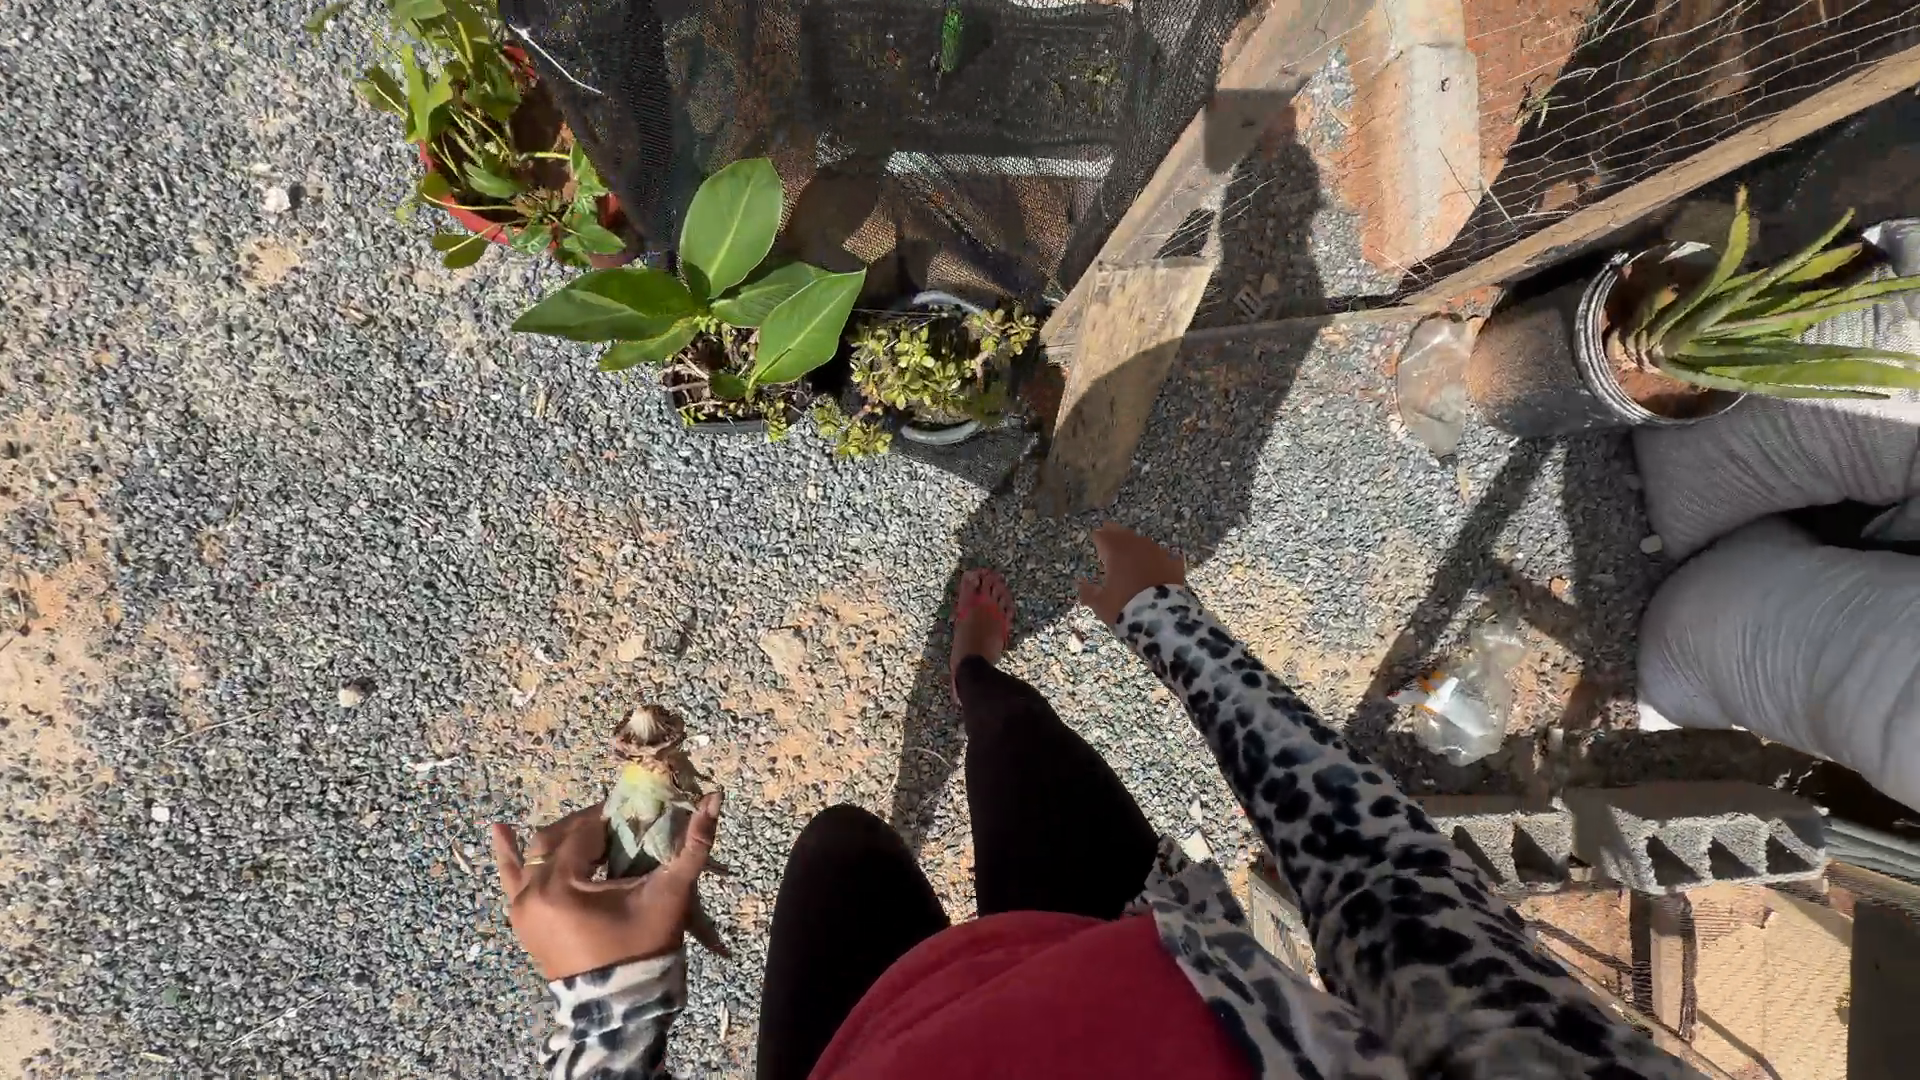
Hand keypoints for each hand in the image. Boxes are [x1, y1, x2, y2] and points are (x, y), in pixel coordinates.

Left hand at [490, 792, 722, 979]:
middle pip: (555, 838)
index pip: (584, 832)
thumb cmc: (644, 943)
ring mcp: (521, 910)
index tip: (634, 817)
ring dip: (560, 837)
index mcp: (562, 886)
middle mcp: (531, 894)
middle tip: (617, 825)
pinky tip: (499, 830)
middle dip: (586, 826)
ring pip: (533, 854)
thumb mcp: (670, 891)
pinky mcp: (522, 921)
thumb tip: (716, 796)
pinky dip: (507, 854)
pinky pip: (509, 879)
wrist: (620, 1001)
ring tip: (583, 824)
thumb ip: (694, 843)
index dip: (610, 820)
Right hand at [1076, 524, 1186, 624]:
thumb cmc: (1125, 607)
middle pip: (1124, 535)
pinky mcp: (1174, 565)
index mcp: (1116, 553)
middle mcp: (1137, 548)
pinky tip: (1161, 559)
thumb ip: (1089, 592)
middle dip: (1115, 533)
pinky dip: (1159, 557)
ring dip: (1136, 542)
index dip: (1098, 536)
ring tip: (1132, 545)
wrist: (1161, 618)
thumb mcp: (1101, 604)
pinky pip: (1166, 555)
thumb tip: (1080, 584)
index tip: (1095, 535)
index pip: (1104, 537)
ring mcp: (1158, 554)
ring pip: (1144, 542)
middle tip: (1109, 528)